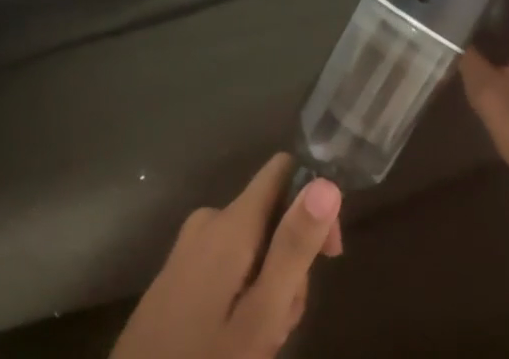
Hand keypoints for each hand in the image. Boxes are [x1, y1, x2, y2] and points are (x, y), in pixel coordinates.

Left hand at [110, 153, 343, 358]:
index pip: (283, 169)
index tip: (329, 253)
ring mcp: (189, 246)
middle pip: (272, 216)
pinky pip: (229, 261)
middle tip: (284, 318)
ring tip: (262, 335)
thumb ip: (294, 246)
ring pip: (253, 245)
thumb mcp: (262, 313)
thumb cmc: (205, 358)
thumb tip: (328, 182)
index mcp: (230, 222)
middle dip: (291, 261)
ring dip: (269, 284)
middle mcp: (208, 221)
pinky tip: (238, 332)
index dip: (315, 200)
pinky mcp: (179, 271)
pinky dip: (245, 291)